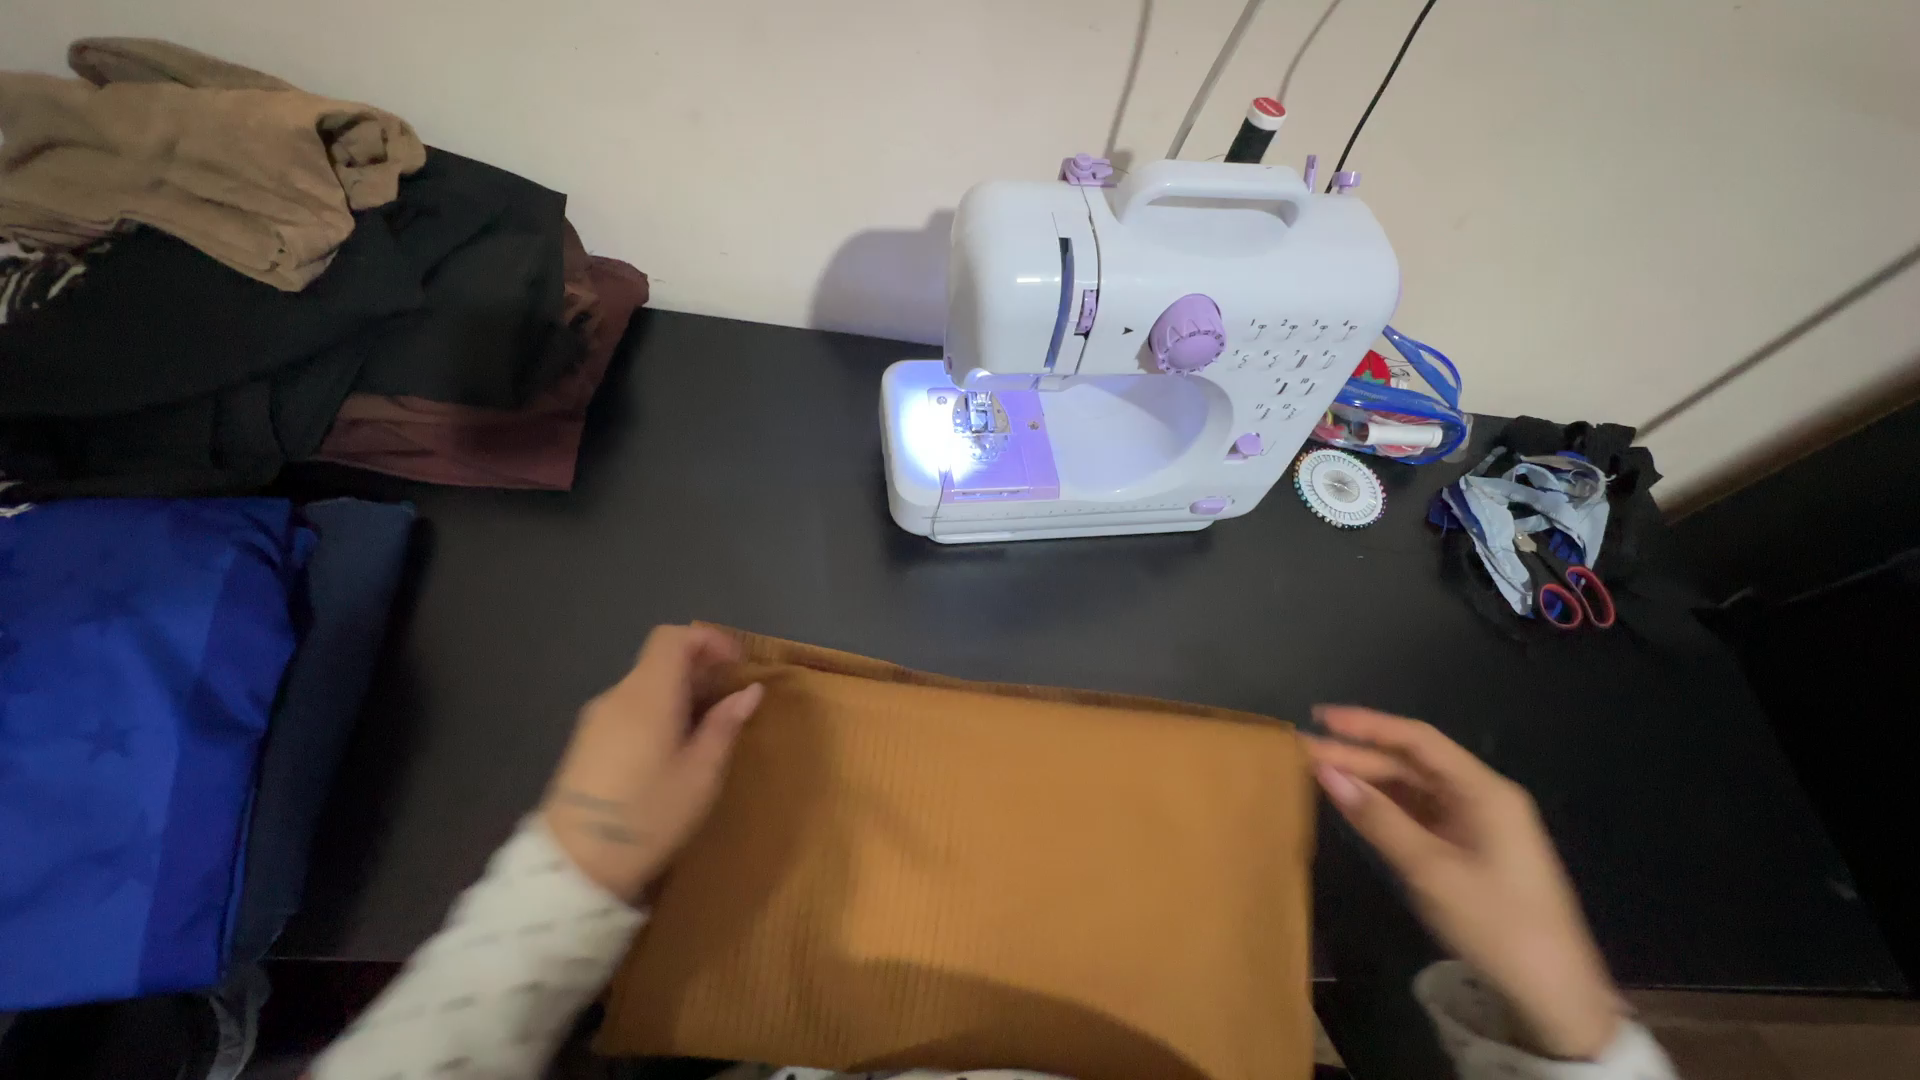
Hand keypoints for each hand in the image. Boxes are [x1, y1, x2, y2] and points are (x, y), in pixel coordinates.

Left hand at [540, 625, 763, 903]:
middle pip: (660, 659)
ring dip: (680, 691)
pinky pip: (630, 707)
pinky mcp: (586, 741)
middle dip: (700, 668)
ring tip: (707, 728)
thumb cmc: (648, 815)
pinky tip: (672, 748)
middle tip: (731, 699)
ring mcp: (596, 719)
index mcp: (647, 695)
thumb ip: (725, 725)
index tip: (736, 665)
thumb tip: (750, 691)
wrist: (573, 866)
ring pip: (645, 684)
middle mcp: (618, 696)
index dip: (708, 639)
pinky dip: (658, 709)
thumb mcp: (701, 774)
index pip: (673, 637)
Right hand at [1305, 706, 1622, 1060]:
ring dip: (1365, 778)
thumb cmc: (1497, 925)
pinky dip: (1381, 805)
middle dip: (1357, 753)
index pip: (1417, 740)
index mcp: (1483, 791)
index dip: (1367, 724)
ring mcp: (1472, 822)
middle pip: (1409, 762)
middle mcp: (1479, 796)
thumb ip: (1377, 818)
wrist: (1555, 996)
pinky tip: (1349, 800)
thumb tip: (1326, 773)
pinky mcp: (1464, 847)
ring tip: (1315, 769)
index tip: (1320, 716)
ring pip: (1409, 787)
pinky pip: (1415, 812)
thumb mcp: (1430, 870)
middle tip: (1303, 749)